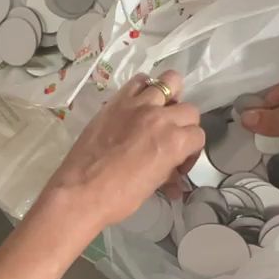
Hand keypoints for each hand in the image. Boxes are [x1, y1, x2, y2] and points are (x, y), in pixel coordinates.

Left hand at [35, 70, 203, 240]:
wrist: (81, 192)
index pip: (198, 136)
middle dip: (184, 127)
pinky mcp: (117, 101)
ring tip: (159, 113)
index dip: (191, 152)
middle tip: (170, 141)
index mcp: (174, 141)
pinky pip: (139, 81)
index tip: (178, 164)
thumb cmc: (120, 197)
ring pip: (170, 82)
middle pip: (189, 110)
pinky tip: (139, 105)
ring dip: (170, 98)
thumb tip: (175, 182)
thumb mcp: (152, 187)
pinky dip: (145, 88)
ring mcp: (138, 105)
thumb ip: (168, 174)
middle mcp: (160, 117)